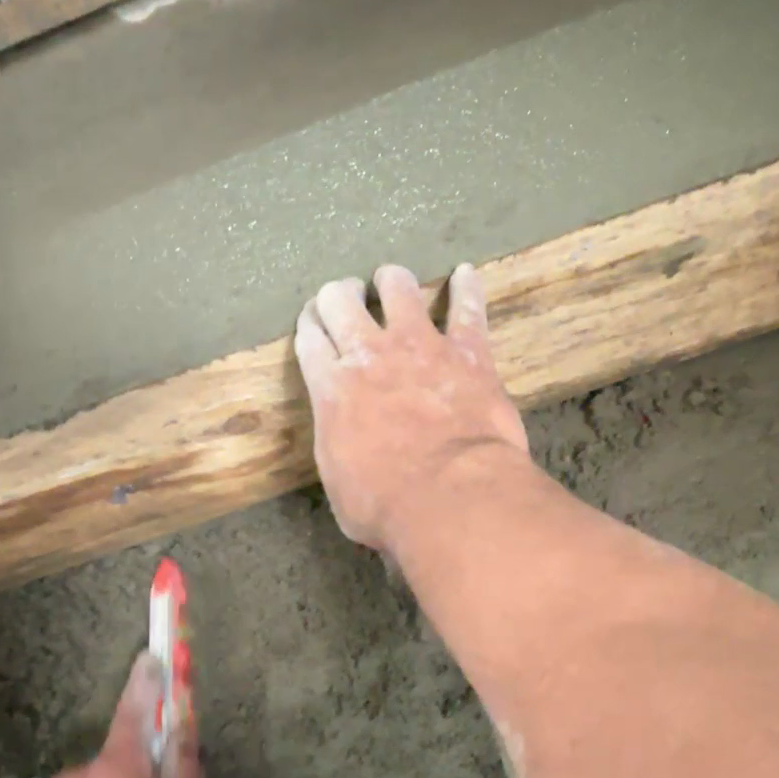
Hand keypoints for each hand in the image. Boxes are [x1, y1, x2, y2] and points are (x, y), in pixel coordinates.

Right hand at [293, 263, 529, 551]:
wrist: (450, 494)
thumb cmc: (386, 504)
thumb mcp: (341, 485)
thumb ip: (341, 450)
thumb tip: (351, 448)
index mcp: (331, 388)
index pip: (310, 338)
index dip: (311, 325)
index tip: (315, 322)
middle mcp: (369, 354)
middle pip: (342, 301)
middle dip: (342, 294)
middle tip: (349, 295)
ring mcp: (420, 345)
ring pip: (398, 288)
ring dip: (393, 281)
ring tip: (393, 280)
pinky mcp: (468, 350)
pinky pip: (467, 307)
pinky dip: (467, 288)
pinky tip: (467, 273)